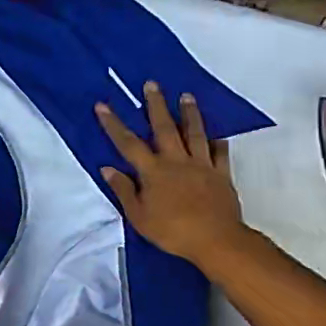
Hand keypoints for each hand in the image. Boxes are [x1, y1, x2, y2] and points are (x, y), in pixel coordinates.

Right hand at [95, 82, 249, 263]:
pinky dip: (218, 142)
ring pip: (194, 134)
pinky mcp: (221, 175)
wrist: (217, 241)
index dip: (113, 123)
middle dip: (156, 105)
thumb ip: (123, 189)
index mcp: (153, 171)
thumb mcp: (138, 215)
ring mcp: (201, 166)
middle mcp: (176, 161)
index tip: (103, 105)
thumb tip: (108, 168)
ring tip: (187, 96)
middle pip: (164, 128)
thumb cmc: (172, 230)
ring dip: (189, 114)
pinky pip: (220, 154)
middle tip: (151, 84)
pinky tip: (217, 134)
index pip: (128, 143)